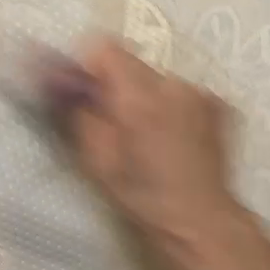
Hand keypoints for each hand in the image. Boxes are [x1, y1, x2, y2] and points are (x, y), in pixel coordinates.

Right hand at [60, 38, 269, 269]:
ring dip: (145, 102)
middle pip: (132, 66)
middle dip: (117, 90)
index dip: (89, 70)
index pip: (105, 48)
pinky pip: (181, 96)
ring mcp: (201, 93)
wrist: (200, 222)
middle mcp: (174, 83)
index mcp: (140, 95)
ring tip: (147, 142)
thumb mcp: (97, 160)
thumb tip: (50, 77)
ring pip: (157, 82)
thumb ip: (75, 112)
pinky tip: (173, 144)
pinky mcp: (219, 106)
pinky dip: (171, 112)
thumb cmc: (142, 197)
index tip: (86, 99)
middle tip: (115, 130)